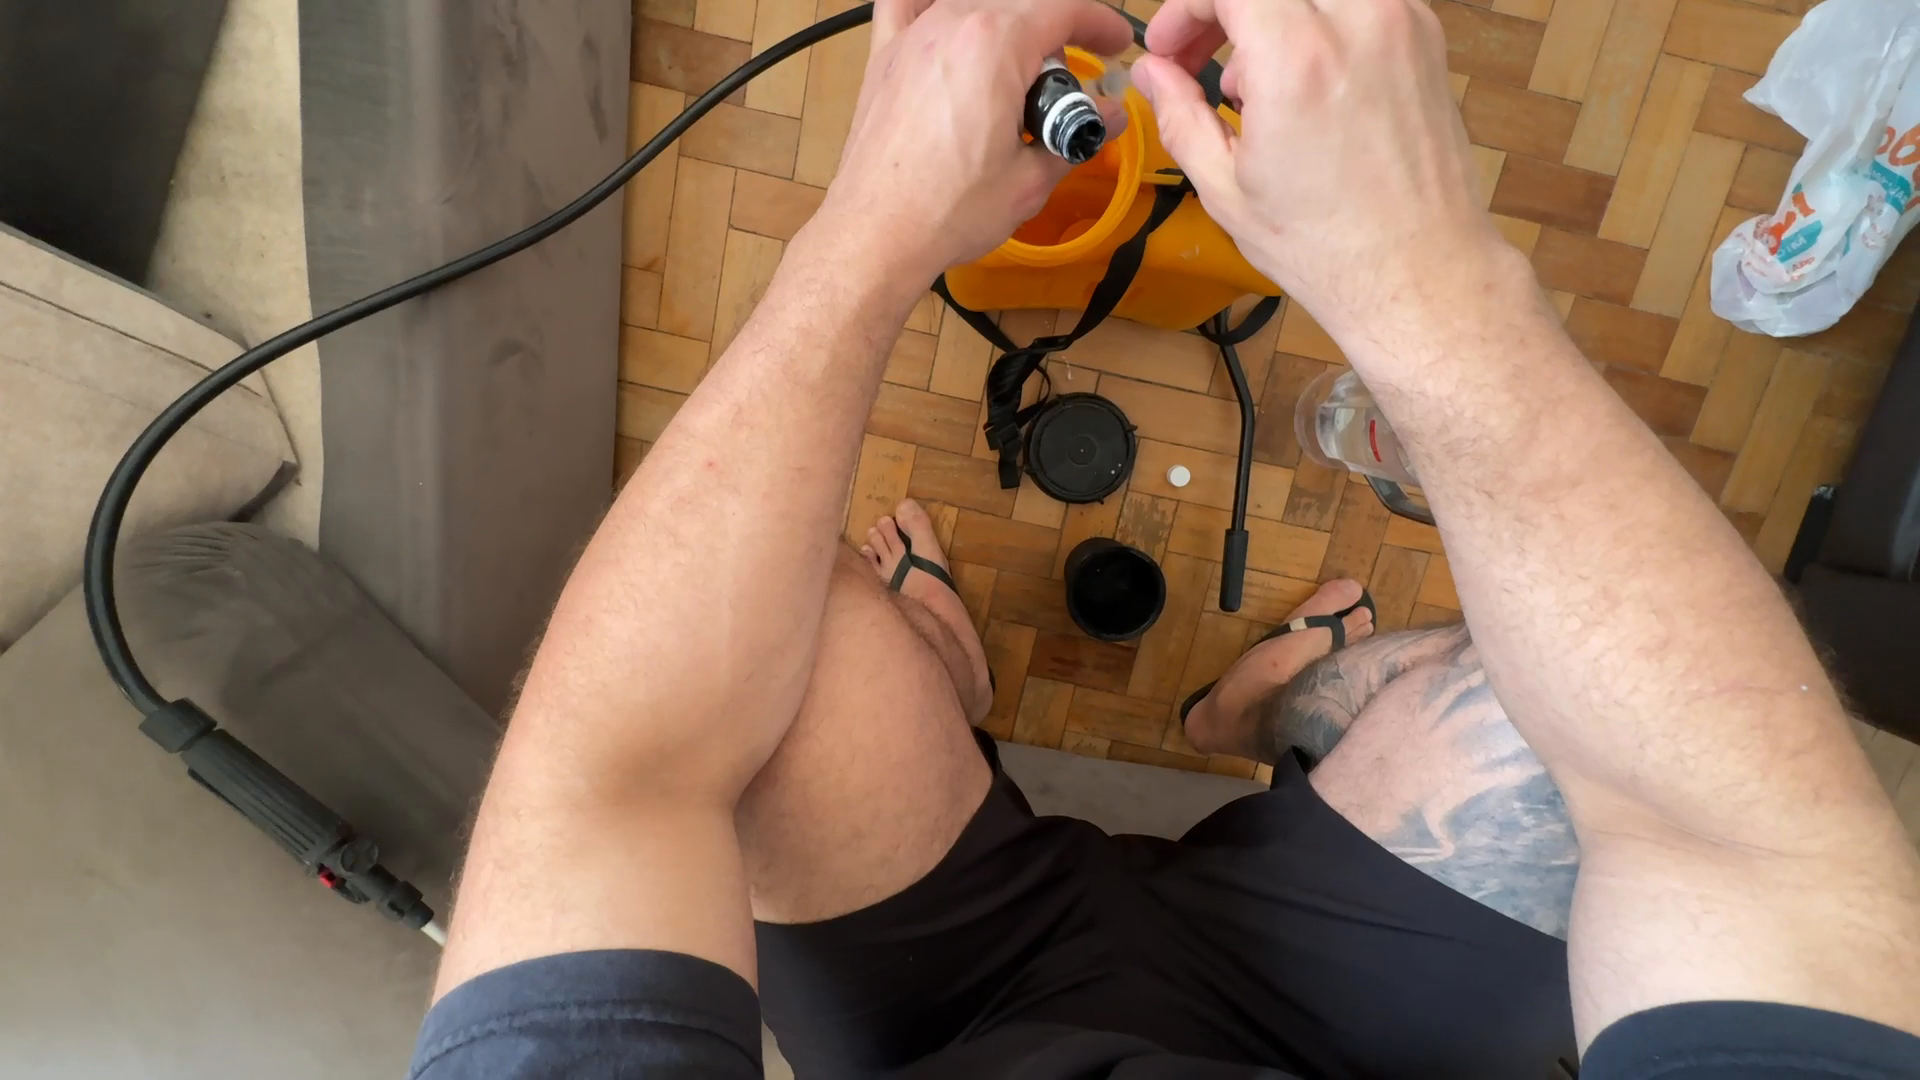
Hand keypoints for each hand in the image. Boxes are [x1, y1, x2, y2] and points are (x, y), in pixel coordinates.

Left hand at [814, 0, 1132, 282]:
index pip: (1064, 9)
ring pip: (973, 8)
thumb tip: (1109, 118)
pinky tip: (946, 23)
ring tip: (1013, 80)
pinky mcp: (884, 58)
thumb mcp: (1029, 182)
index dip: (1099, 23)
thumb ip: (1075, 138)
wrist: (879, 235)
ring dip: (1004, 33)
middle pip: (1021, 9)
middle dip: (1053, 42)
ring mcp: (913, 35)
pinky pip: (907, 3)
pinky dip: (931, 7)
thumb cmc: (949, 212)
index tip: (1114, 46)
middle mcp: (952, 22)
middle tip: (1062, 95)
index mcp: (997, 43)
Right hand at [1130, 0, 1506, 333]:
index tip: (1163, 45)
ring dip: (1267, 17)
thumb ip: (1181, 117)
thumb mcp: (1225, 190)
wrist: (1411, 266)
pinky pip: (1352, 3)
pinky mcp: (1423, 34)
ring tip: (1246, 85)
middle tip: (1193, 56)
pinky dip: (1311, 26)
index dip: (1183, 6)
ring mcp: (1400, 18)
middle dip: (1222, 7)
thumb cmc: (1320, 244)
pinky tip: (1294, 88)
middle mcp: (1357, 18)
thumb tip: (1151, 74)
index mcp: (1295, 58)